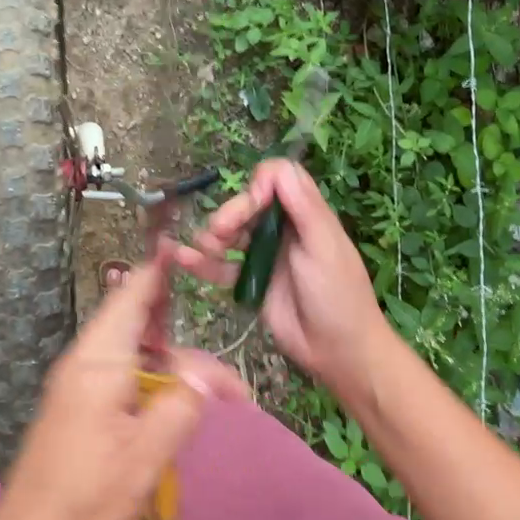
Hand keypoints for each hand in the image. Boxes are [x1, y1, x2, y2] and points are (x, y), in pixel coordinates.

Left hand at [0, 242, 245, 519]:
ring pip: (132, 355)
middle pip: (139, 329)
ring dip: (170, 371)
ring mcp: (77, 385)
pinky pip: (121, 378)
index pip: (130, 296)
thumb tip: (203, 370)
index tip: (181, 246)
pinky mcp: (76, 408)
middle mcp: (84, 363)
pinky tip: (170, 412)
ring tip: (208, 405)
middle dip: (183, 348)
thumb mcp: (145, 456)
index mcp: (98, 362)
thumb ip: (179, 404)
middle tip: (226, 388)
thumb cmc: (86, 501)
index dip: (157, 270)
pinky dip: (151, 385)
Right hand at [175, 160, 396, 397]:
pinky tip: (181, 259)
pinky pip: (221, 265)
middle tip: (220, 233)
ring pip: (230, 232)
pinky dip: (200, 261)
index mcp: (306, 214)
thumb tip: (274, 167)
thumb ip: (303, 206)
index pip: (276, 179)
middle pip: (247, 204)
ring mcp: (265, 255)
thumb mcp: (325, 246)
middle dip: (229, 213)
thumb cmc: (338, 295)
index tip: (254, 206)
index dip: (259, 186)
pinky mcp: (250, 281)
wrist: (338, 351)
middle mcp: (283, 228)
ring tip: (204, 251)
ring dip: (211, 235)